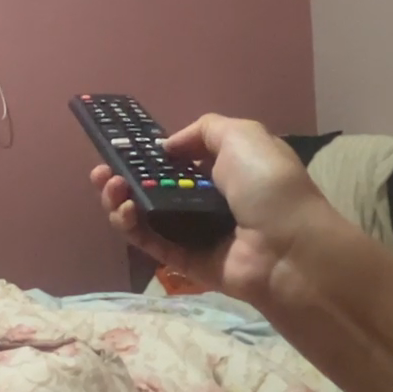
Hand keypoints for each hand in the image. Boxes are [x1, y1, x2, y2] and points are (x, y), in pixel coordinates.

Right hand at [91, 114, 335, 306]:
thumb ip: (202, 130)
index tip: (124, 150)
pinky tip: (123, 210)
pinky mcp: (186, 262)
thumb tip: (168, 147)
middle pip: (153, 190)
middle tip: (102, 172)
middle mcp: (208, 202)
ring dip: (120, 200)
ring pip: (146, 217)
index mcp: (224, 172)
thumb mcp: (242, 135)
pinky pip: (151, 243)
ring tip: (111, 187)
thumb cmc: (268, 185)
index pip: (177, 163)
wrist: (290, 249)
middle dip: (123, 178)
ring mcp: (196, 233)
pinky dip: (131, 227)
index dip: (149, 156)